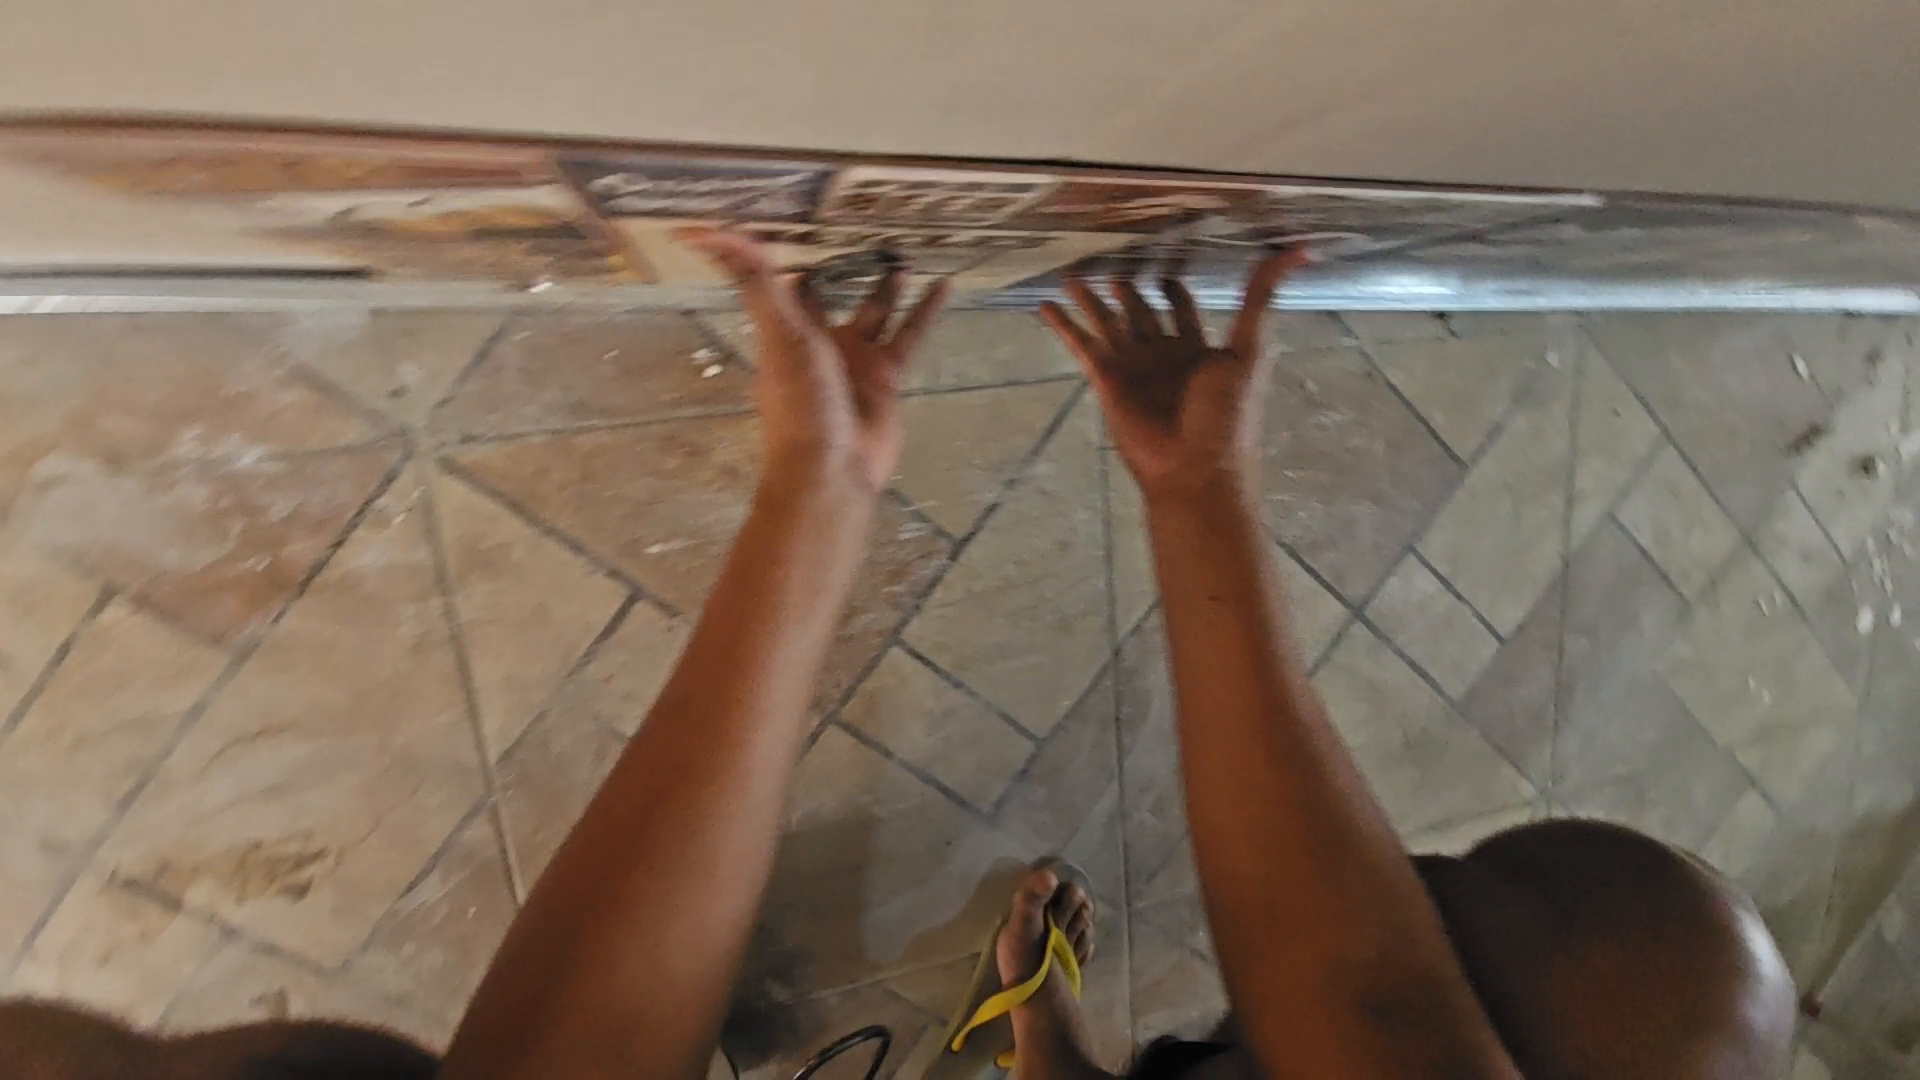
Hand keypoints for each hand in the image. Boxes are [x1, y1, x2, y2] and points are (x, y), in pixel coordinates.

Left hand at [683, 229, 949, 494]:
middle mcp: (821, 342)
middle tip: (859, 229)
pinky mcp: (888, 377)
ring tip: (901, 252)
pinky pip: (910, 335)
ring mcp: (856, 359)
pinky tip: (945, 284)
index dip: (792, 257)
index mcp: (788, 332)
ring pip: (875, 310)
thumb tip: (708, 231)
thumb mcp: (779, 336)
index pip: (787, 286)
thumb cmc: (800, 404)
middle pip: (834, 295)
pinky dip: (927, 311)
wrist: (833, 467)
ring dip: (887, 284)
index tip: (800, 221)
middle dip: (843, 267)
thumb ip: (757, 284)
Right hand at [1038, 253, 1305, 499]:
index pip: (1180, 309)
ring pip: (1107, 324)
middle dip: (1126, 290)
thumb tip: (1298, 249)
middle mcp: (1162, 355)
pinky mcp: (1106, 381)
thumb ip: (1260, 300)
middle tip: (1111, 262)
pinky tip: (1046, 306)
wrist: (1195, 468)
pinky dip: (1064, 327)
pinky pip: (1082, 347)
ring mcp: (1132, 369)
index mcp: (1197, 350)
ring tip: (1072, 274)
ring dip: (1090, 301)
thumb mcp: (1250, 351)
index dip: (1172, 287)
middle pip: (1139, 313)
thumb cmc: (1228, 416)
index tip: (1163, 262)